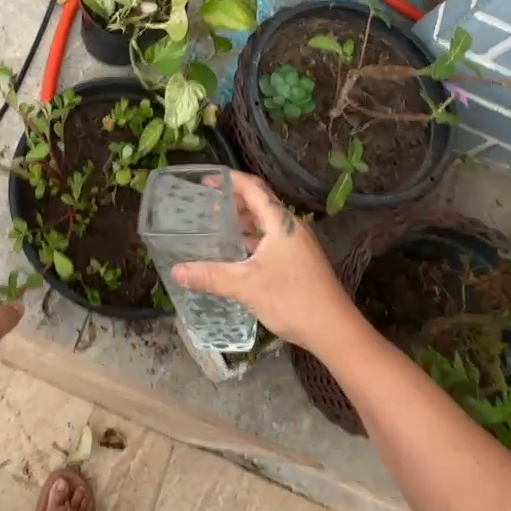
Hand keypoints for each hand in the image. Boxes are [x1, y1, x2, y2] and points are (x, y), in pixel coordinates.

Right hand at [169, 171, 362, 352]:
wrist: (334, 330)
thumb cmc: (292, 299)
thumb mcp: (246, 286)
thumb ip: (211, 276)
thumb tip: (176, 271)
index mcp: (280, 223)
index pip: (253, 188)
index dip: (230, 180)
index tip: (206, 180)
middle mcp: (290, 228)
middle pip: (258, 204)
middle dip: (232, 202)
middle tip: (203, 206)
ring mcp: (296, 245)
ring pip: (264, 225)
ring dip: (241, 223)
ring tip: (214, 228)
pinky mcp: (298, 262)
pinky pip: (269, 242)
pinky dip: (250, 242)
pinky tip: (234, 255)